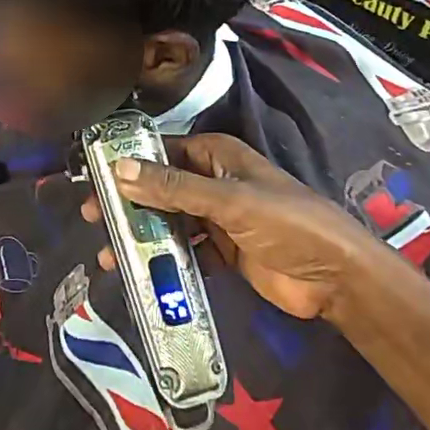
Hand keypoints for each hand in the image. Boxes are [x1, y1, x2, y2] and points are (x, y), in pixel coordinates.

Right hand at [81, 133, 373, 319]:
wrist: (335, 277)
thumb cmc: (286, 223)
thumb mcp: (228, 200)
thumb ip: (173, 187)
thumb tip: (120, 171)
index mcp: (218, 157)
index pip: (164, 151)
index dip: (129, 162)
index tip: (95, 178)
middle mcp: (213, 183)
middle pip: (160, 188)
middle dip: (128, 203)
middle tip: (94, 218)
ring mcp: (218, 218)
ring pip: (169, 221)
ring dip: (141, 236)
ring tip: (109, 253)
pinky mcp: (222, 251)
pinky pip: (184, 251)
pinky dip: (163, 261)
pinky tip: (139, 273)